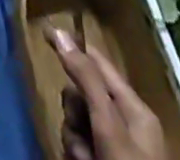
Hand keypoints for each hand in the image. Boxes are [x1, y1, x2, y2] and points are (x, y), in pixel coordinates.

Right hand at [44, 26, 169, 159]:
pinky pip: (76, 143)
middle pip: (81, 95)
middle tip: (81, 130)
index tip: (45, 32)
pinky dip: (75, 154)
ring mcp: (112, 145)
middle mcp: (124, 123)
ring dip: (73, 138)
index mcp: (134, 108)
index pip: (98, 64)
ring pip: (75, 121)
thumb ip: (86, 80)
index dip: (73, 48)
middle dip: (73, 111)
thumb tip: (59, 32)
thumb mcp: (107, 125)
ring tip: (85, 159)